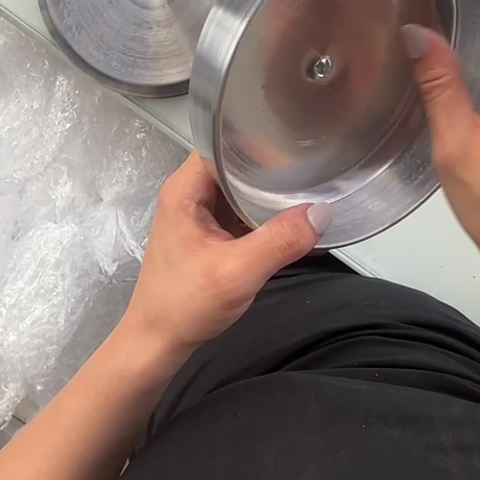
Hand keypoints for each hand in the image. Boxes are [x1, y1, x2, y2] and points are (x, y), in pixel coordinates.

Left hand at [118, 154, 328, 356]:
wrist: (158, 342)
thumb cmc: (183, 305)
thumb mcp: (237, 272)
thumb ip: (279, 241)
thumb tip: (320, 213)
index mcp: (185, 190)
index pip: (222, 143)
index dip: (256, 137)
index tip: (293, 139)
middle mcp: (190, 195)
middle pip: (234, 164)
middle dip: (271, 164)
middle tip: (310, 163)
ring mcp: (199, 216)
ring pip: (240, 189)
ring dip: (269, 192)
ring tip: (308, 186)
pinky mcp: (210, 235)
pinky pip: (241, 213)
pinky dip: (264, 215)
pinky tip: (292, 221)